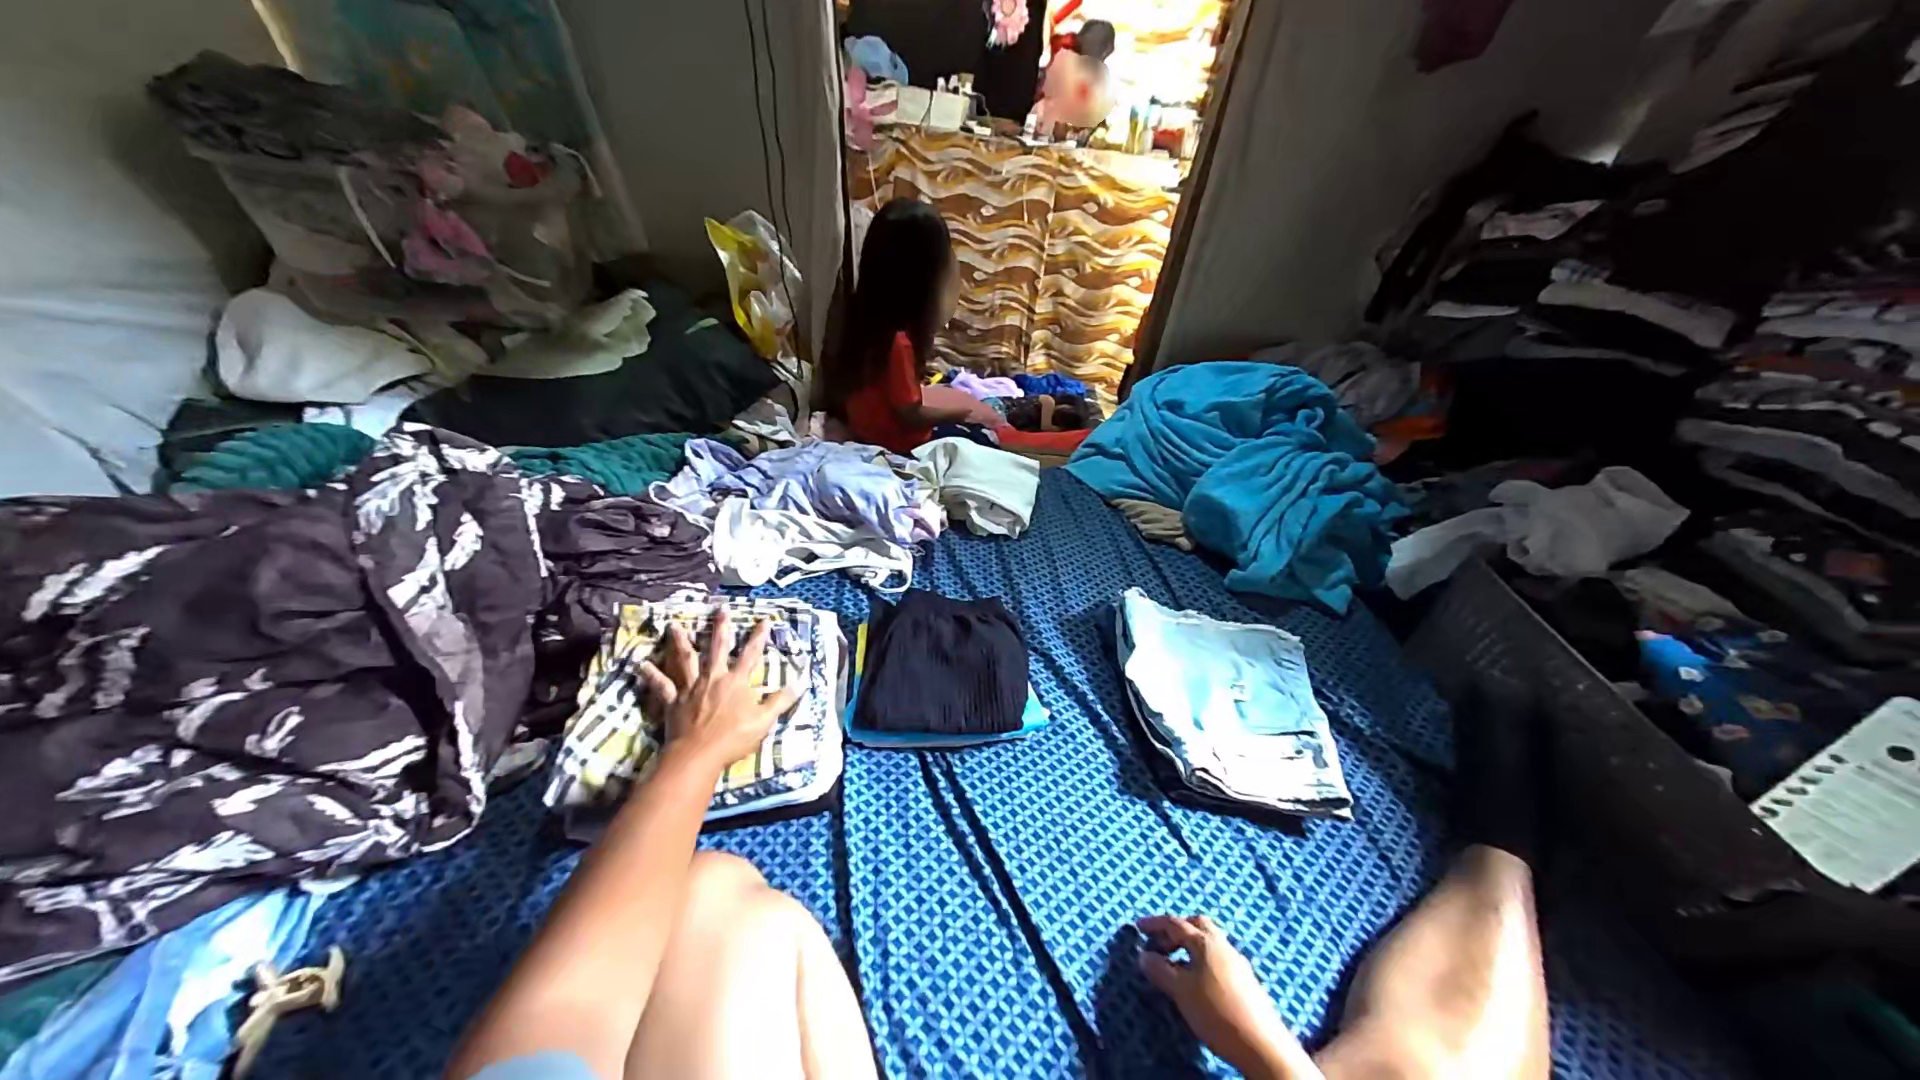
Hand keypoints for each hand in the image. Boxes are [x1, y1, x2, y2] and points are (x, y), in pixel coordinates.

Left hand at [639, 612, 802, 770]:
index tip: (763, 620)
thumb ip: (780, 701)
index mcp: (737, 681)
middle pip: (717, 648)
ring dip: (681, 642)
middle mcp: (714, 678)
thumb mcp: (764, 721)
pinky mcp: (674, 701)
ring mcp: (692, 688)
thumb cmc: (733, 738)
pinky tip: (642, 664)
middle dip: (720, 628)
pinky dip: (653, 675)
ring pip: (686, 660)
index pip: (751, 654)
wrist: (698, 755)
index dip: (758, 637)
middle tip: (720, 610)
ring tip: (674, 626)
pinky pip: (662, 686)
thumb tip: (800, 683)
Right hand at [1138, 915, 1312, 1079]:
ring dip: (1190, 946)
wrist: (1263, 1046)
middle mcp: (1223, 945)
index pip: (1175, 923)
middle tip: (1161, 944)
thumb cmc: (1216, 1012)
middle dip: (1177, 930)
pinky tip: (1199, 981)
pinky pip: (1219, 958)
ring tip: (1177, 966)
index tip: (1139, 928)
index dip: (1155, 923)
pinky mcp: (1247, 980)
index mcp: (1205, 942)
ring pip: (1210, 942)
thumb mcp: (1181, 992)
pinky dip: (1203, 960)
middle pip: (1197, 925)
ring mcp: (1238, 962)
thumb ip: (1160, 970)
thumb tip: (1143, 955)